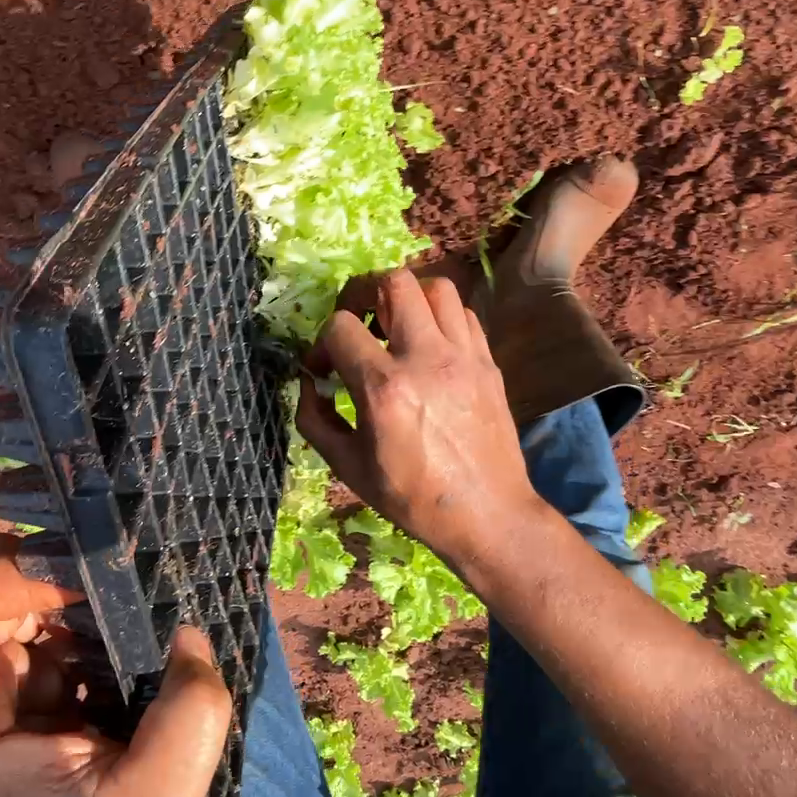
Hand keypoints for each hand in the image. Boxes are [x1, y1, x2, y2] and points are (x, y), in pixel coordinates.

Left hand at [0, 536, 232, 796]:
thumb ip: (189, 715)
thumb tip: (188, 637)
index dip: (25, 568)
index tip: (91, 591)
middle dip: (62, 582)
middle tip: (123, 601)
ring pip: (19, 604)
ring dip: (81, 610)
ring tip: (129, 638)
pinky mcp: (9, 707)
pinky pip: (43, 636)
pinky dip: (88, 636)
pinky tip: (122, 668)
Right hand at [296, 268, 547, 570]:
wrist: (487, 514)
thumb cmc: (412, 497)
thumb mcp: (348, 467)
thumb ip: (314, 419)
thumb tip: (308, 384)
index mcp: (385, 388)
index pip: (340, 326)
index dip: (321, 343)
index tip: (323, 369)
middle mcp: (426, 359)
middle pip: (393, 282)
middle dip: (363, 293)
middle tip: (359, 322)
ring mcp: (464, 356)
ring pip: (436, 286)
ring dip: (408, 297)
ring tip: (396, 325)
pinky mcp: (488, 362)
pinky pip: (464, 313)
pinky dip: (441, 317)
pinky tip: (430, 344)